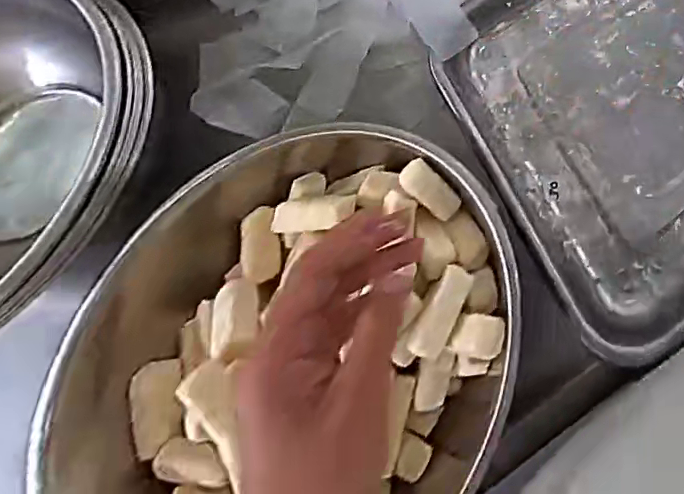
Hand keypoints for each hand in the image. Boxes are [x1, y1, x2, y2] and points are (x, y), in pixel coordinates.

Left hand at [236, 211, 420, 493]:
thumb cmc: (328, 476)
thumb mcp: (359, 396)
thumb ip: (378, 327)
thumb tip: (399, 272)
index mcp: (273, 355)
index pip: (311, 276)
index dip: (350, 238)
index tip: (388, 215)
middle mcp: (273, 356)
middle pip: (318, 284)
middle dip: (363, 250)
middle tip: (405, 225)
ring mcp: (288, 371)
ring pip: (329, 303)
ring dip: (368, 275)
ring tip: (410, 250)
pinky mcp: (305, 384)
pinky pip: (335, 329)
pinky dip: (366, 306)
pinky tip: (392, 291)